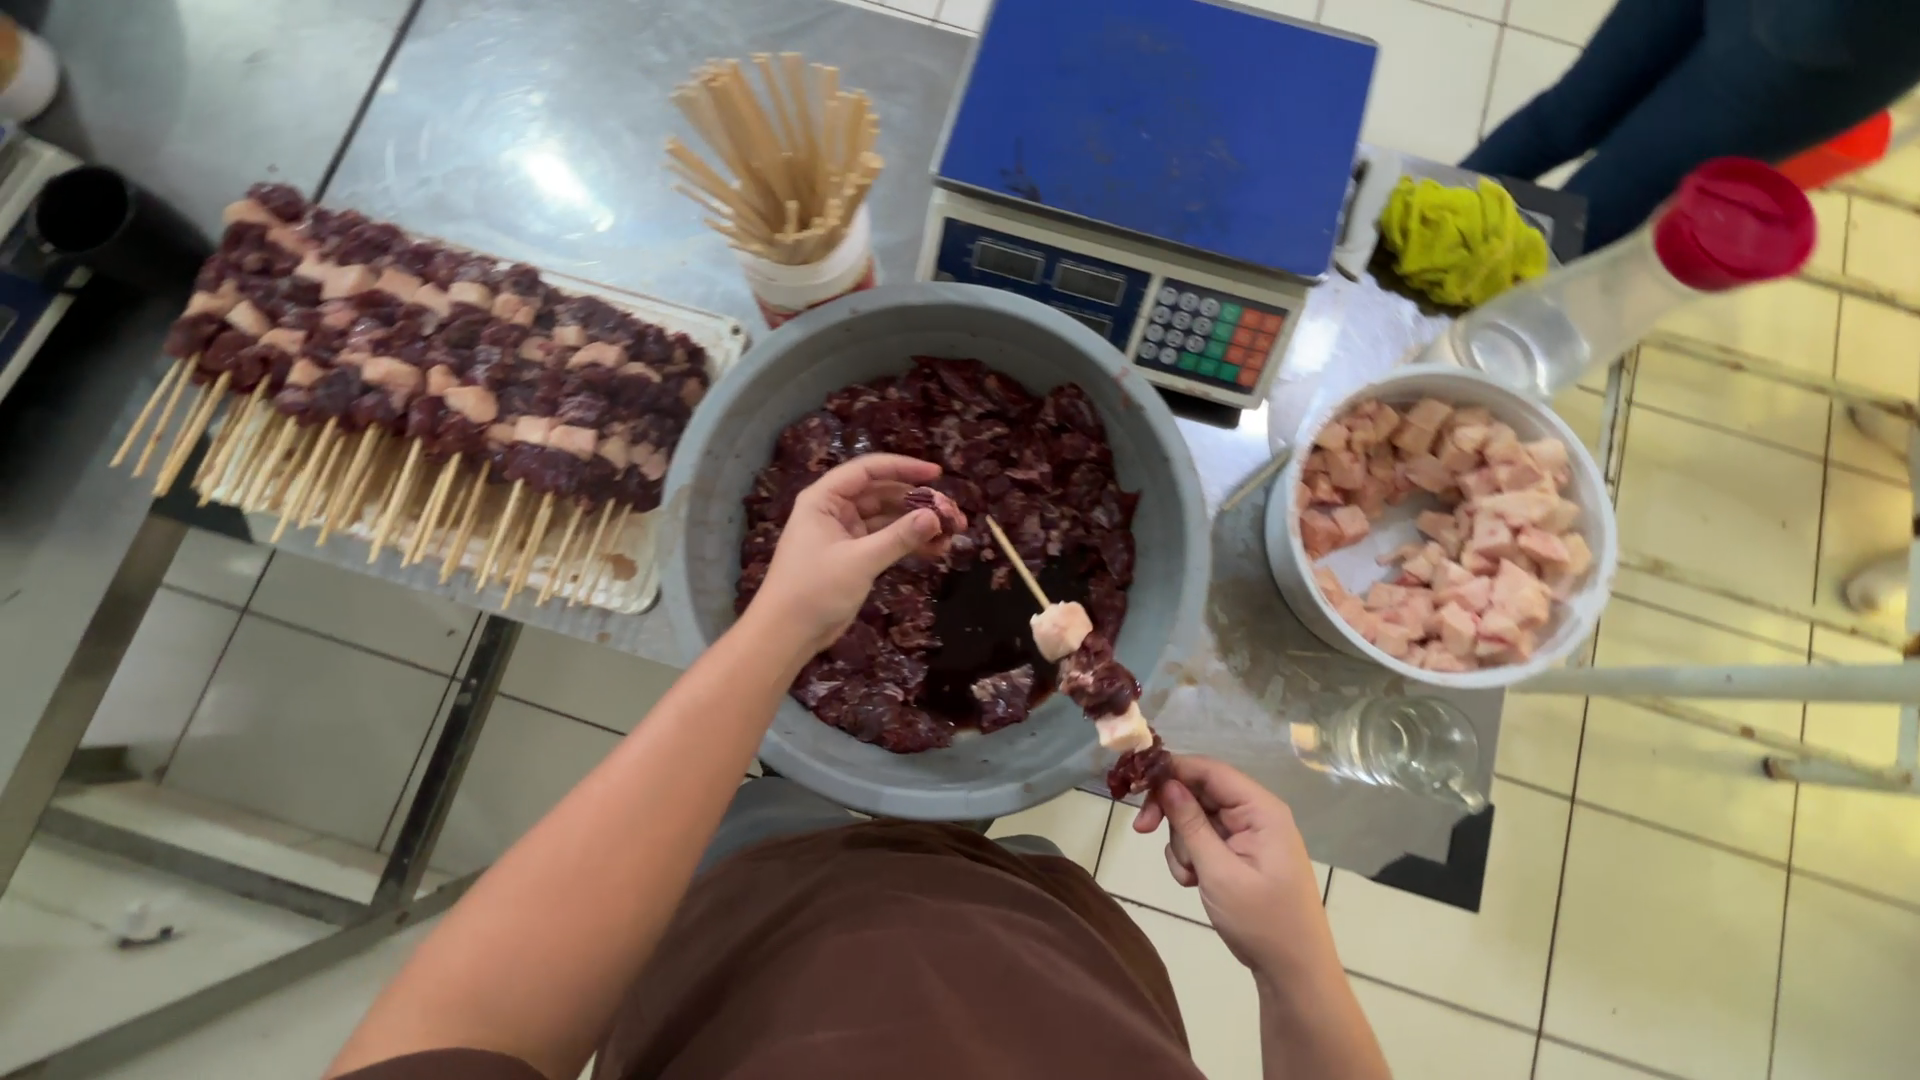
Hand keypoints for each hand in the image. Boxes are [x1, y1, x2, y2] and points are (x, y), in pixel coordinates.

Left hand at [750, 454, 946, 655]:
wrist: (787, 633)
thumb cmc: (814, 590)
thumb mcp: (859, 561)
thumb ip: (898, 538)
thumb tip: (935, 517)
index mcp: (824, 499)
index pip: (867, 471)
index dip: (903, 467)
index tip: (936, 474)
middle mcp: (835, 510)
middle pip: (883, 494)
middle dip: (918, 502)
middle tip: (953, 514)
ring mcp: (845, 533)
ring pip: (889, 518)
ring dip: (918, 524)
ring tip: (952, 533)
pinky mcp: (855, 556)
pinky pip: (887, 541)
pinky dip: (909, 544)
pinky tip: (936, 550)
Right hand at [1133, 755, 1335, 977]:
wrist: (1292, 974)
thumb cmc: (1262, 921)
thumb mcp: (1219, 872)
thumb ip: (1191, 824)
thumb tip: (1166, 783)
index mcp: (1260, 809)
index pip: (1209, 770)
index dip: (1172, 771)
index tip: (1136, 785)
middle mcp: (1254, 814)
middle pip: (1198, 791)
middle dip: (1171, 813)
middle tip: (1142, 830)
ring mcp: (1246, 835)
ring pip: (1195, 817)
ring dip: (1182, 843)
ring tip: (1189, 876)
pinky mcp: (1238, 854)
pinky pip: (1202, 840)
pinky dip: (1190, 857)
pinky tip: (1193, 882)